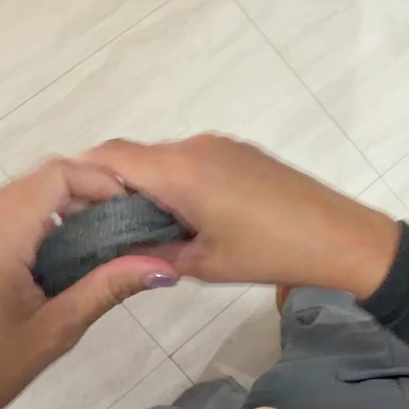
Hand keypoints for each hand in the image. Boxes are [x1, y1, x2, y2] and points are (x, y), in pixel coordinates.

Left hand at [0, 159, 178, 408]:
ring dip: (62, 207)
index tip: (136, 210)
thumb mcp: (55, 331)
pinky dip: (36, 222)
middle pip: (39, 180)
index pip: (57, 175)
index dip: (103, 180)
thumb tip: (168, 265)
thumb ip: (110, 286)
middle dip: (88, 192)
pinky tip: (58, 257)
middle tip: (127, 227)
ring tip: (101, 243)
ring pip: (19, 196)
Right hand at [80, 135, 400, 299]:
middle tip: (104, 229)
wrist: (340, 236)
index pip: (108, 156)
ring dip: (150, 185)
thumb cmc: (269, 253)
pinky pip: (195, 160)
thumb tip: (118, 249)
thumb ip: (151, 253)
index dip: (80, 178)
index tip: (68, 211)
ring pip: (166, 159)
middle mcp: (196, 145)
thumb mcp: (204, 264)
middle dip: (113, 187)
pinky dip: (179, 181)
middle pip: (135, 156)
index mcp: (179, 169)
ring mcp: (223, 145)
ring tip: (147, 228)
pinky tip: (188, 215)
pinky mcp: (244, 152)